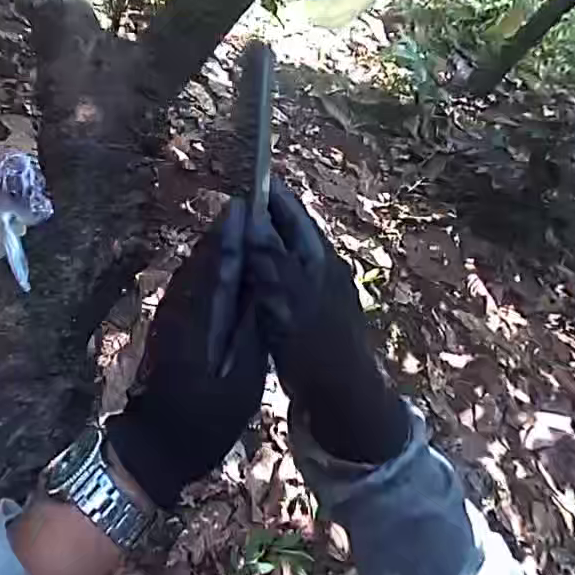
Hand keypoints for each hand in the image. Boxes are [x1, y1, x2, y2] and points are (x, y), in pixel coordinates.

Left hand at [106, 200, 265, 507]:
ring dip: (212, 246)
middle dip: (221, 233)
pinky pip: (188, 285)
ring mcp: (169, 318)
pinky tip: (217, 264)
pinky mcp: (165, 326)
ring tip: (233, 226)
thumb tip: (262, 294)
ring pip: (192, 271)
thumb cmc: (203, 422)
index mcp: (201, 323)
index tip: (244, 209)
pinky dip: (203, 267)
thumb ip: (250, 336)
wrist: (151, 448)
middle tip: (243, 207)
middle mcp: (181, 311)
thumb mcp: (240, 385)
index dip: (232, 237)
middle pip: (201, 261)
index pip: (219, 270)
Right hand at [249, 183, 408, 463]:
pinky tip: (244, 281)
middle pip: (290, 236)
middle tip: (233, 206)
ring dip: (262, 246)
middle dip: (264, 218)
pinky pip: (279, 286)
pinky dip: (261, 276)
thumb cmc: (318, 347)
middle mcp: (321, 272)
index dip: (274, 196)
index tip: (252, 175)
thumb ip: (272, 259)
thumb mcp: (292, 301)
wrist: (342, 400)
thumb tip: (252, 218)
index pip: (296, 217)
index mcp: (322, 261)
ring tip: (233, 236)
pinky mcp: (305, 317)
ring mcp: (315, 295)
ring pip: (283, 260)